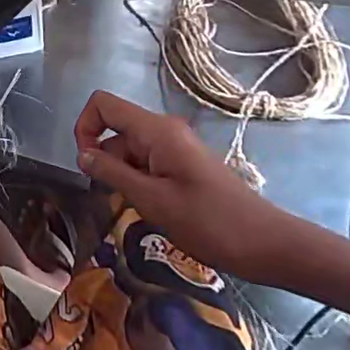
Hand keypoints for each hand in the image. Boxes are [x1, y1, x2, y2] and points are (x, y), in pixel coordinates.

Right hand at [74, 91, 308, 284]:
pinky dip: (138, 183)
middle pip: (114, 131)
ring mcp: (174, 147)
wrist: (267, 244)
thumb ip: (112, 174)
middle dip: (105, 161)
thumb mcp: (152, 200)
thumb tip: (82, 155)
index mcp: (156, 130)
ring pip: (128, 151)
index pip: (103, 104)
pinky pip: (146, 164)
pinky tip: (151, 209)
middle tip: (117, 199)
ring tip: (140, 209)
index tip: (85, 165)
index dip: (85, 127)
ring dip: (122, 177)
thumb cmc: (209, 222)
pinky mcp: (182, 164)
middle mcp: (164, 131)